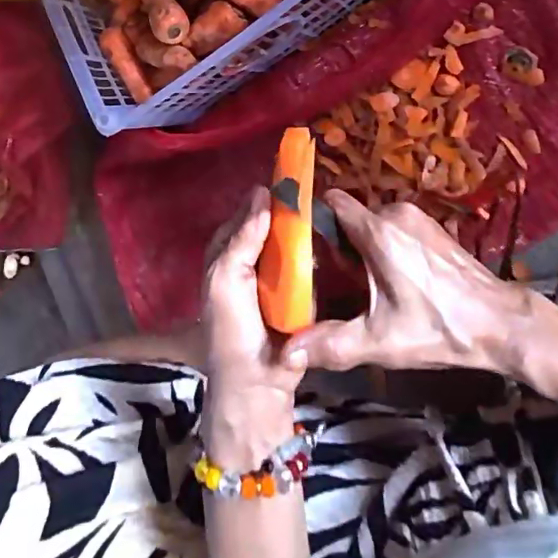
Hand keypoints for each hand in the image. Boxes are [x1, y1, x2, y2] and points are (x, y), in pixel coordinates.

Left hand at [200, 187, 307, 469]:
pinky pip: (308, 266)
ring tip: (327, 207)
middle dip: (288, 211)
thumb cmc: (233, 327)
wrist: (258, 383)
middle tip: (314, 189)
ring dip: (304, 230)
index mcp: (226, 253)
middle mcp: (249, 261)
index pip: (246, 214)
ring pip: (291, 243)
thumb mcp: (226, 277)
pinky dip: (316, 254)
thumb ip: (242, 238)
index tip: (290, 175)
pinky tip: (332, 239)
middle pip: (271, 226)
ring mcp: (275, 278)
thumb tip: (261, 194)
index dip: (264, 197)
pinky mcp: (299, 295)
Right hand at [286, 191, 548, 375]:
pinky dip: (386, 244)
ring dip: (363, 244)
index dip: (314, 216)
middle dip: (339, 240)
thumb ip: (332, 344)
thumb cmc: (440, 328)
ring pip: (373, 222)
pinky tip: (391, 277)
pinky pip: (395, 226)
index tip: (301, 240)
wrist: (503, 324)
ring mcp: (418, 218)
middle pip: (351, 217)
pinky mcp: (434, 227)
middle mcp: (396, 214)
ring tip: (358, 279)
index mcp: (378, 231)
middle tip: (330, 274)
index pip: (332, 202)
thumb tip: (286, 355)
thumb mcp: (382, 342)